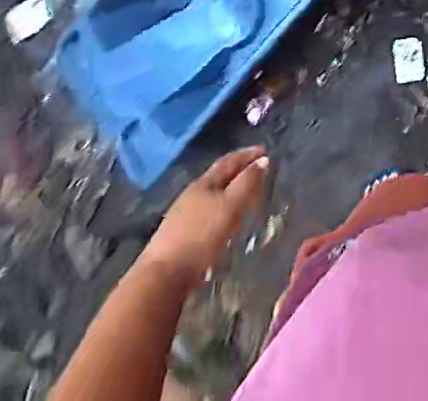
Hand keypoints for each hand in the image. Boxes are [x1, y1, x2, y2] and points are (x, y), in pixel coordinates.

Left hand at [137, 146, 269, 288]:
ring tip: (248, 194)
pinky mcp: (181, 235)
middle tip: (260, 170)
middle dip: (239, 171)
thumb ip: (247, 182)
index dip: (247, 154)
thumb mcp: (230, 206)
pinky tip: (228, 219)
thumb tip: (263, 160)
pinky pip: (208, 212)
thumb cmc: (200, 236)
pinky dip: (223, 208)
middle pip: (219, 177)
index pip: (228, 162)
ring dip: (231, 191)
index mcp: (203, 184)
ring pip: (213, 196)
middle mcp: (191, 195)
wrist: (162, 277)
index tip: (265, 151)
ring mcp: (183, 216)